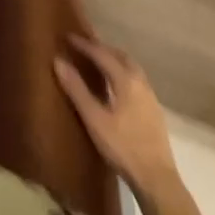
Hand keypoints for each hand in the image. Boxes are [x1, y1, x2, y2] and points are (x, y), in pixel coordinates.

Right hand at [54, 34, 177, 185]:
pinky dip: (122, 73)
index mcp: (127, 81)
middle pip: (121, 56)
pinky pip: (136, 80)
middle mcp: (141, 83)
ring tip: (97, 62)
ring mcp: (150, 97)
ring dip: (114, 60)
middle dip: (102, 48)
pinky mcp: (153, 110)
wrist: (156, 177)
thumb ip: (77, 89)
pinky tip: (114, 87)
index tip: (68, 37)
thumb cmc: (122, 147)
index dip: (85, 45)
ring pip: (131, 68)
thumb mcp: (94, 119)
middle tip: (83, 47)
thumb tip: (58, 61)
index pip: (103, 55)